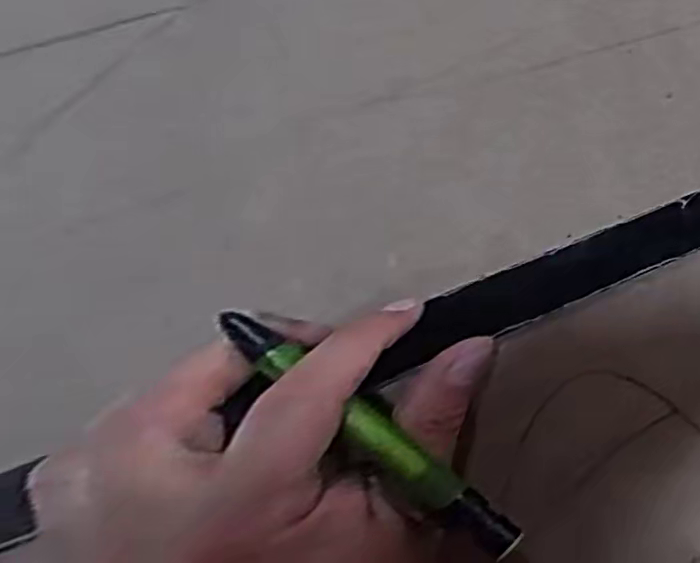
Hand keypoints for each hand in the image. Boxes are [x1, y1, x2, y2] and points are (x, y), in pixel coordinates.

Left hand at [30, 302, 494, 562]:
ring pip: (108, 432)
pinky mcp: (76, 555)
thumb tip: (471, 347)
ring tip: (256, 389)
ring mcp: (91, 544)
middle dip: (255, 353)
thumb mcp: (400, 513)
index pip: (297, 395)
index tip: (406, 313)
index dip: (359, 339)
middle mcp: (143, 523)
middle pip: (169, 402)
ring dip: (188, 391)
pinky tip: (197, 437)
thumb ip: (430, 425)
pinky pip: (80, 471)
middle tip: (318, 350)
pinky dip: (139, 434)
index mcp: (236, 512)